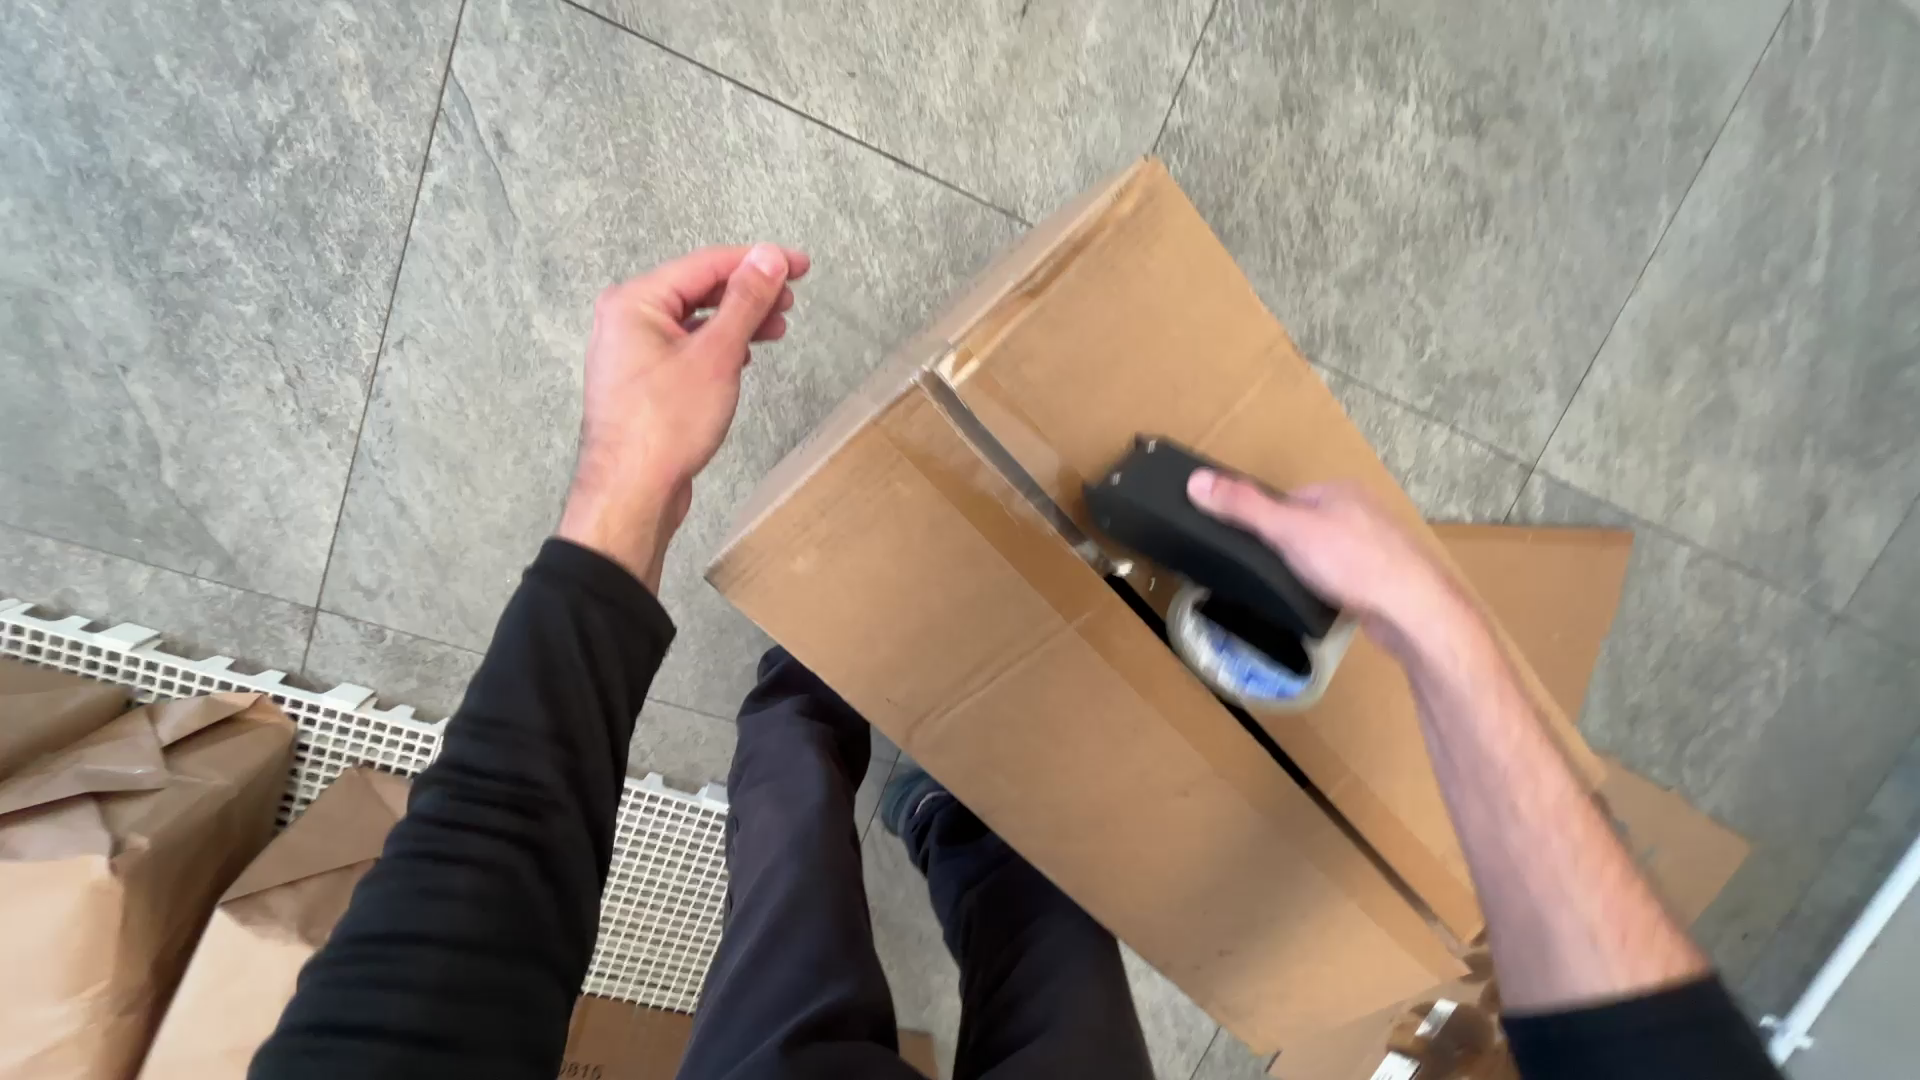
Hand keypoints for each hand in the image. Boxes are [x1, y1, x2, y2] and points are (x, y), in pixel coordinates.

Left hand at [559, 244, 809, 589]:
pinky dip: (718, 347)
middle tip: (791, 297)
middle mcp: (628, 320)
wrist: (633, 491)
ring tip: (776, 328)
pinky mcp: (645, 383)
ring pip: (694, 322)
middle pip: (699, 290)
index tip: (798, 265)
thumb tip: (769, 259)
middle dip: (749, 293)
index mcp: (636, 301)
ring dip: (737, 322)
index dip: (758, 262)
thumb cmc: (664, 426)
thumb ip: (744, 302)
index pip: (707, 265)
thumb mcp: (716, 355)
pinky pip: (687, 349)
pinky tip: (741, 357)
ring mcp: (634, 353)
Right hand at [1185, 471, 1475, 657]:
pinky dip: (1330, 587)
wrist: (1413, 611)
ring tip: (1297, 588)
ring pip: (1326, 552)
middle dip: (1287, 547)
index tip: (1252, 545)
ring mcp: (1377, 545)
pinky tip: (1325, 601)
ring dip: (1309, 569)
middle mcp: (1362, 511)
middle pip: (1304, 525)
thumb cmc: (1353, 562)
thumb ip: (1241, 506)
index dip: (1264, 522)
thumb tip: (1195, 480)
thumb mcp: (1285, 530)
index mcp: (1339, 491)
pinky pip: (1344, 576)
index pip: (1285, 499)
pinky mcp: (1385, 577)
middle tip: (1271, 571)